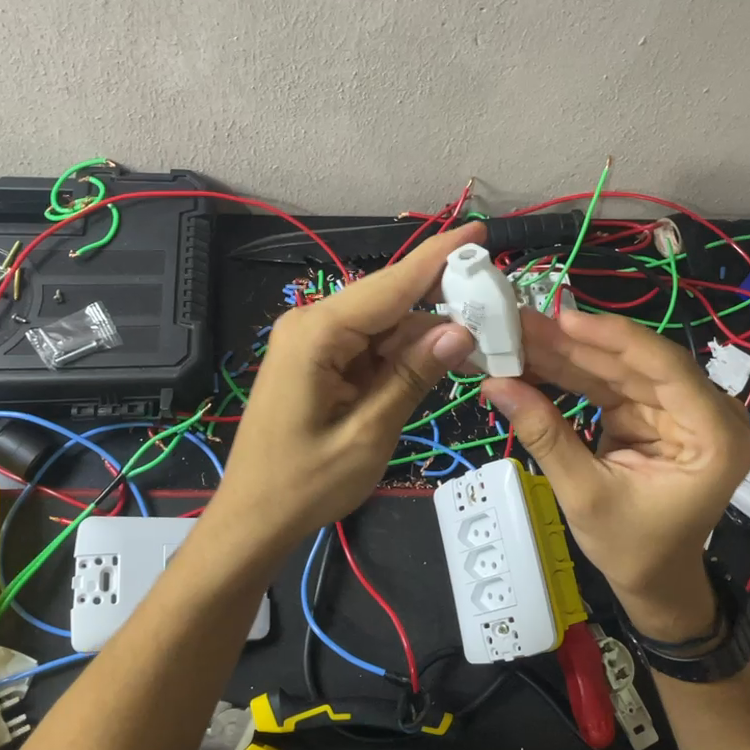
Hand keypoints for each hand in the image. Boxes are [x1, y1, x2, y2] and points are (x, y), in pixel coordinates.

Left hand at [209, 224, 483, 544]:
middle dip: (442, 298)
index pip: (391, 285)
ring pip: (384, 323)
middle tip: (496, 301)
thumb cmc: (304, 484)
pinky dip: (404, 353)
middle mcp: (312, 324)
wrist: (253, 519)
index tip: (480, 230)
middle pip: (389, 299)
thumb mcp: (368, 434)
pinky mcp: (319, 361)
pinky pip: (371, 345)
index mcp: (318, 334)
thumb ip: (412, 377)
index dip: (439, 258)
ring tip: (478, 341)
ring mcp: (313, 342)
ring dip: (426, 333)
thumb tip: (460, 330)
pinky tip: (438, 358)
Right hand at [481, 307, 749, 639]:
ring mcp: (679, 411)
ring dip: (568, 354)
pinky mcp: (652, 414)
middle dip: (577, 344)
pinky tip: (534, 359)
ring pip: (619, 369)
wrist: (654, 581)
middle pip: (638, 363)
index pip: (667, 369)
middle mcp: (706, 414)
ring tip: (517, 335)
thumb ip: (546, 436)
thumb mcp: (586, 495)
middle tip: (522, 322)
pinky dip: (572, 375)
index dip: (614, 339)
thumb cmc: (633, 549)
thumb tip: (494, 385)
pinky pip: (610, 385)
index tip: (563, 318)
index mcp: (714, 437)